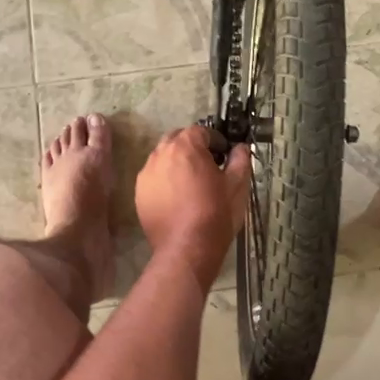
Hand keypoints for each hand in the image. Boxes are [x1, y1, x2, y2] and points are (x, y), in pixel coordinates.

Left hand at [135, 125, 251, 291]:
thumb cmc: (215, 213)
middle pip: (177, 139)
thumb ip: (239, 160)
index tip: (224, 154)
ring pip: (163, 158)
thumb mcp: (237, 185)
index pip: (201, 131)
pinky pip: (154, 178)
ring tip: (190, 183)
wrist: (187, 248)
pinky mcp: (139, 193)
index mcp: (186, 146)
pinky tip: (176, 198)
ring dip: (176, 162)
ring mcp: (146, 173)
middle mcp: (161, 154)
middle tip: (207, 165)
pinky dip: (165, 180)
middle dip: (192, 147)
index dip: (215, 140)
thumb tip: (240, 148)